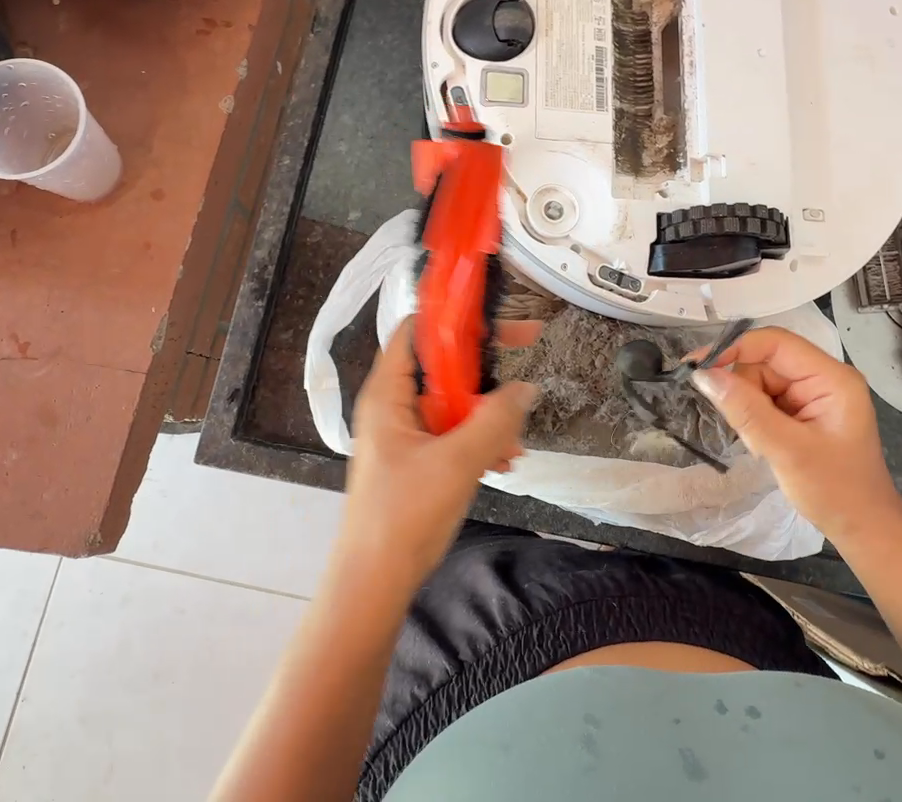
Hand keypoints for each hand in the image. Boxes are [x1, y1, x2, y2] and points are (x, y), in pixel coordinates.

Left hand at [341, 319, 538, 579]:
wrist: (375, 581)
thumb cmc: (405, 515)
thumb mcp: (457, 462)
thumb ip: (495, 420)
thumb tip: (526, 388)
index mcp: (387, 394)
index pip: (417, 330)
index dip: (456, 318)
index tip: (499, 319)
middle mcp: (392, 406)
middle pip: (442, 367)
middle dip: (484, 375)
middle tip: (525, 374)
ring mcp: (403, 435)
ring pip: (452, 404)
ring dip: (487, 416)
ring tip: (514, 442)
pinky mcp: (414, 461)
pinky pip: (451, 435)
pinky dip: (478, 441)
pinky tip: (504, 463)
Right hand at [690, 327, 901, 543]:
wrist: (862, 528)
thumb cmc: (834, 490)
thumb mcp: (786, 450)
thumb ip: (745, 409)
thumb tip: (703, 375)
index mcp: (831, 378)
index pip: (774, 343)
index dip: (733, 348)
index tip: (697, 369)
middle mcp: (823, 378)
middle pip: (763, 362)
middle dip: (743, 392)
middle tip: (744, 430)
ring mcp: (813, 395)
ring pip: (759, 383)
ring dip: (748, 410)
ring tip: (763, 445)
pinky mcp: (803, 411)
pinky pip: (764, 401)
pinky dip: (755, 421)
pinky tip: (766, 445)